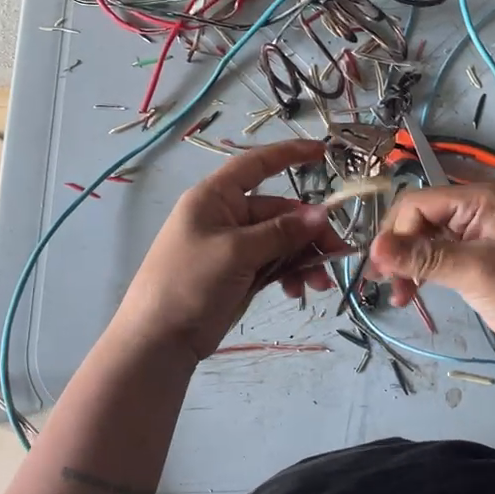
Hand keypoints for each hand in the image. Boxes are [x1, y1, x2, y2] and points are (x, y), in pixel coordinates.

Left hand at [108, 139, 348, 359]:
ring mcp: (233, 246)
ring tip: (319, 283)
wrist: (158, 341)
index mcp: (215, 197)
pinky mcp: (239, 273)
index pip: (256, 164)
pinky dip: (290, 274)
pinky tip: (298, 292)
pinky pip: (274, 264)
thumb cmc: (189, 283)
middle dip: (309, 233)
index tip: (324, 153)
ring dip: (304, 258)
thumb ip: (281, 232)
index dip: (289, 155)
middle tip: (336, 255)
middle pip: (280, 211)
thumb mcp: (237, 252)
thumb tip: (322, 214)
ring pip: (282, 241)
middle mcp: (226, 216)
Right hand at [365, 182, 494, 357]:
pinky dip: (419, 274)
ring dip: (405, 265)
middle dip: (397, 249)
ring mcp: (472, 237)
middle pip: (417, 220)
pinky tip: (409, 294)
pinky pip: (434, 258)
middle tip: (383, 283)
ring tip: (398, 296)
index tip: (380, 267)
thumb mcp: (475, 271)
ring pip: (422, 241)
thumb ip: (424, 257)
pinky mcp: (472, 262)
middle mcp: (472, 211)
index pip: (417, 203)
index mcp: (477, 199)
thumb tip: (375, 249)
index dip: (395, 232)